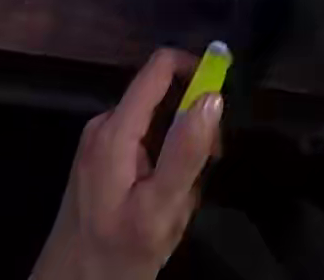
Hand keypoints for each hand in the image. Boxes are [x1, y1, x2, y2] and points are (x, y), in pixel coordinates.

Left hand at [30, 49, 221, 279]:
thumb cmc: (113, 259)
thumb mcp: (158, 211)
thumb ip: (185, 151)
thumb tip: (214, 96)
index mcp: (115, 129)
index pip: (162, 65)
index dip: (198, 68)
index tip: (222, 100)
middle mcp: (105, 125)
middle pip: (165, 92)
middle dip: (194, 120)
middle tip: (207, 164)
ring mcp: (101, 143)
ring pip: (160, 118)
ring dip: (183, 145)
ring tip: (184, 193)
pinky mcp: (103, 161)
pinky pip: (148, 138)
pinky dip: (167, 158)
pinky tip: (166, 198)